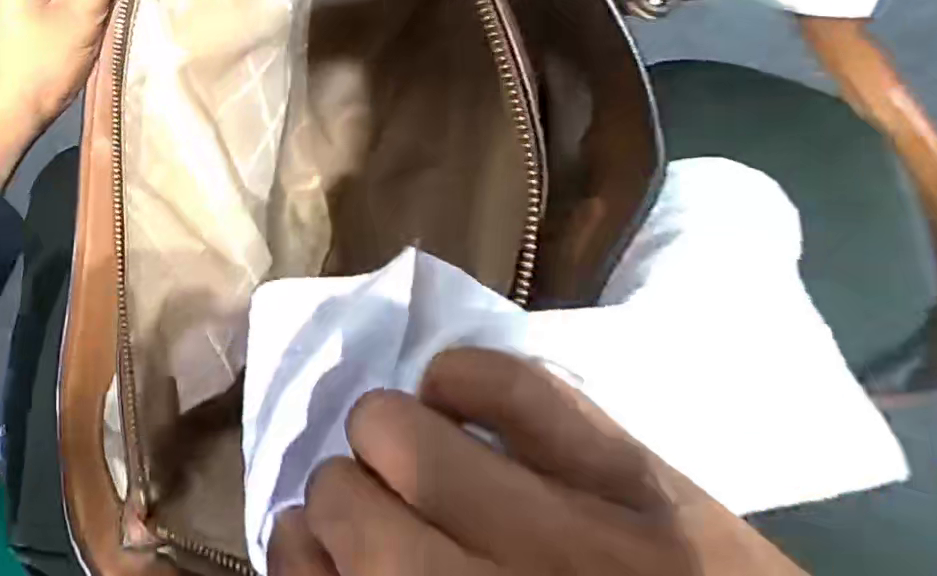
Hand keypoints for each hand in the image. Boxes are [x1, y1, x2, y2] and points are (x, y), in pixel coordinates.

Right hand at [270, 349, 807, 575]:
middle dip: (344, 506)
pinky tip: (469, 421)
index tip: (329, 568)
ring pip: (391, 423)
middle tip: (387, 528)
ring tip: (426, 470)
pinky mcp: (636, 474)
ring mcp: (579, 532)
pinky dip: (461, 385)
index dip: (302, 560)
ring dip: (386, 442)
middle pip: (338, 494)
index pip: (311, 565)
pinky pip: (504, 379)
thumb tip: (300, 544)